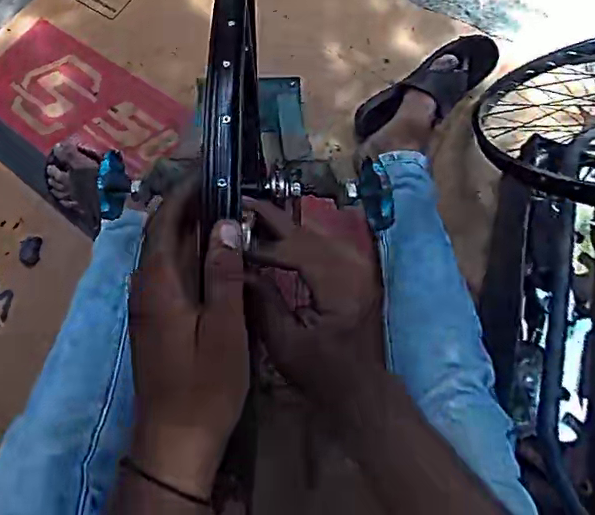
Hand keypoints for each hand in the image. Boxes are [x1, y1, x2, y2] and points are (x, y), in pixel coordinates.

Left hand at [126, 182, 248, 501]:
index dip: (183, 194)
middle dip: (185, 207)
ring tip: (218, 214)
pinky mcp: (151, 318)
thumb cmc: (204, 385)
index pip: (164, 220)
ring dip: (186, 230)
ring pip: (163, 252)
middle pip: (161, 232)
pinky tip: (209, 259)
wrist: (173, 441)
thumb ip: (223, 274)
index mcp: (158, 280)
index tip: (206, 173)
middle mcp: (144, 284)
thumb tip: (225, 224)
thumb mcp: (224, 329)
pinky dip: (185, 254)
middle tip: (218, 189)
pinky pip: (166, 271)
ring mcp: (145, 302)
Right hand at [243, 198, 386, 404]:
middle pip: (306, 232)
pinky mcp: (356, 265)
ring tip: (248, 215)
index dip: (261, 244)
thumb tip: (236, 264)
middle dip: (269, 218)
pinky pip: (320, 237)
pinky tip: (273, 231)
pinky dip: (294, 232)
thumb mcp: (283, 343)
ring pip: (312, 229)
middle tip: (237, 205)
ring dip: (280, 222)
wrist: (362, 389)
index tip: (232, 242)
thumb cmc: (321, 373)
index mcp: (342, 290)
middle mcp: (356, 270)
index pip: (296, 251)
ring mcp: (360, 264)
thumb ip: (262, 299)